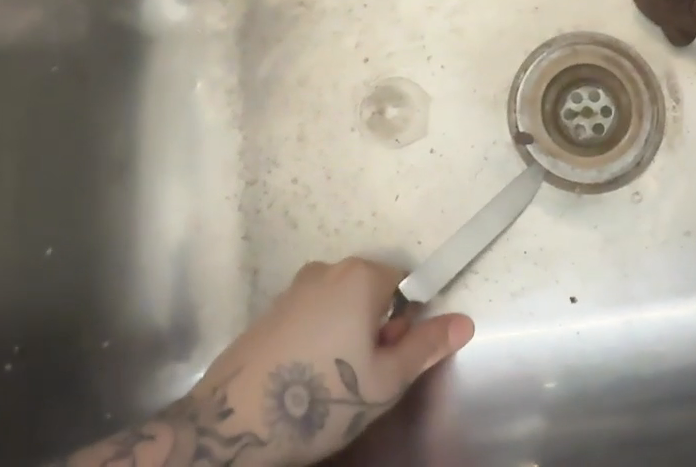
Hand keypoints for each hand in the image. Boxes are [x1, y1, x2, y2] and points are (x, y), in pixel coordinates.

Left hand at [62, 258, 473, 466]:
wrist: (232, 424)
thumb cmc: (319, 397)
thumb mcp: (385, 380)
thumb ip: (426, 346)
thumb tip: (464, 321)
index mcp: (360, 277)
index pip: (405, 283)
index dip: (405, 323)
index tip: (390, 356)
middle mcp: (327, 271)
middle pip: (371, 291)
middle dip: (376, 328)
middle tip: (363, 374)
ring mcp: (293, 289)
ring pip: (340, 306)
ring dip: (346, 335)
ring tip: (331, 381)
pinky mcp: (269, 312)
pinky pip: (311, 316)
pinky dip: (317, 339)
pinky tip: (304, 378)